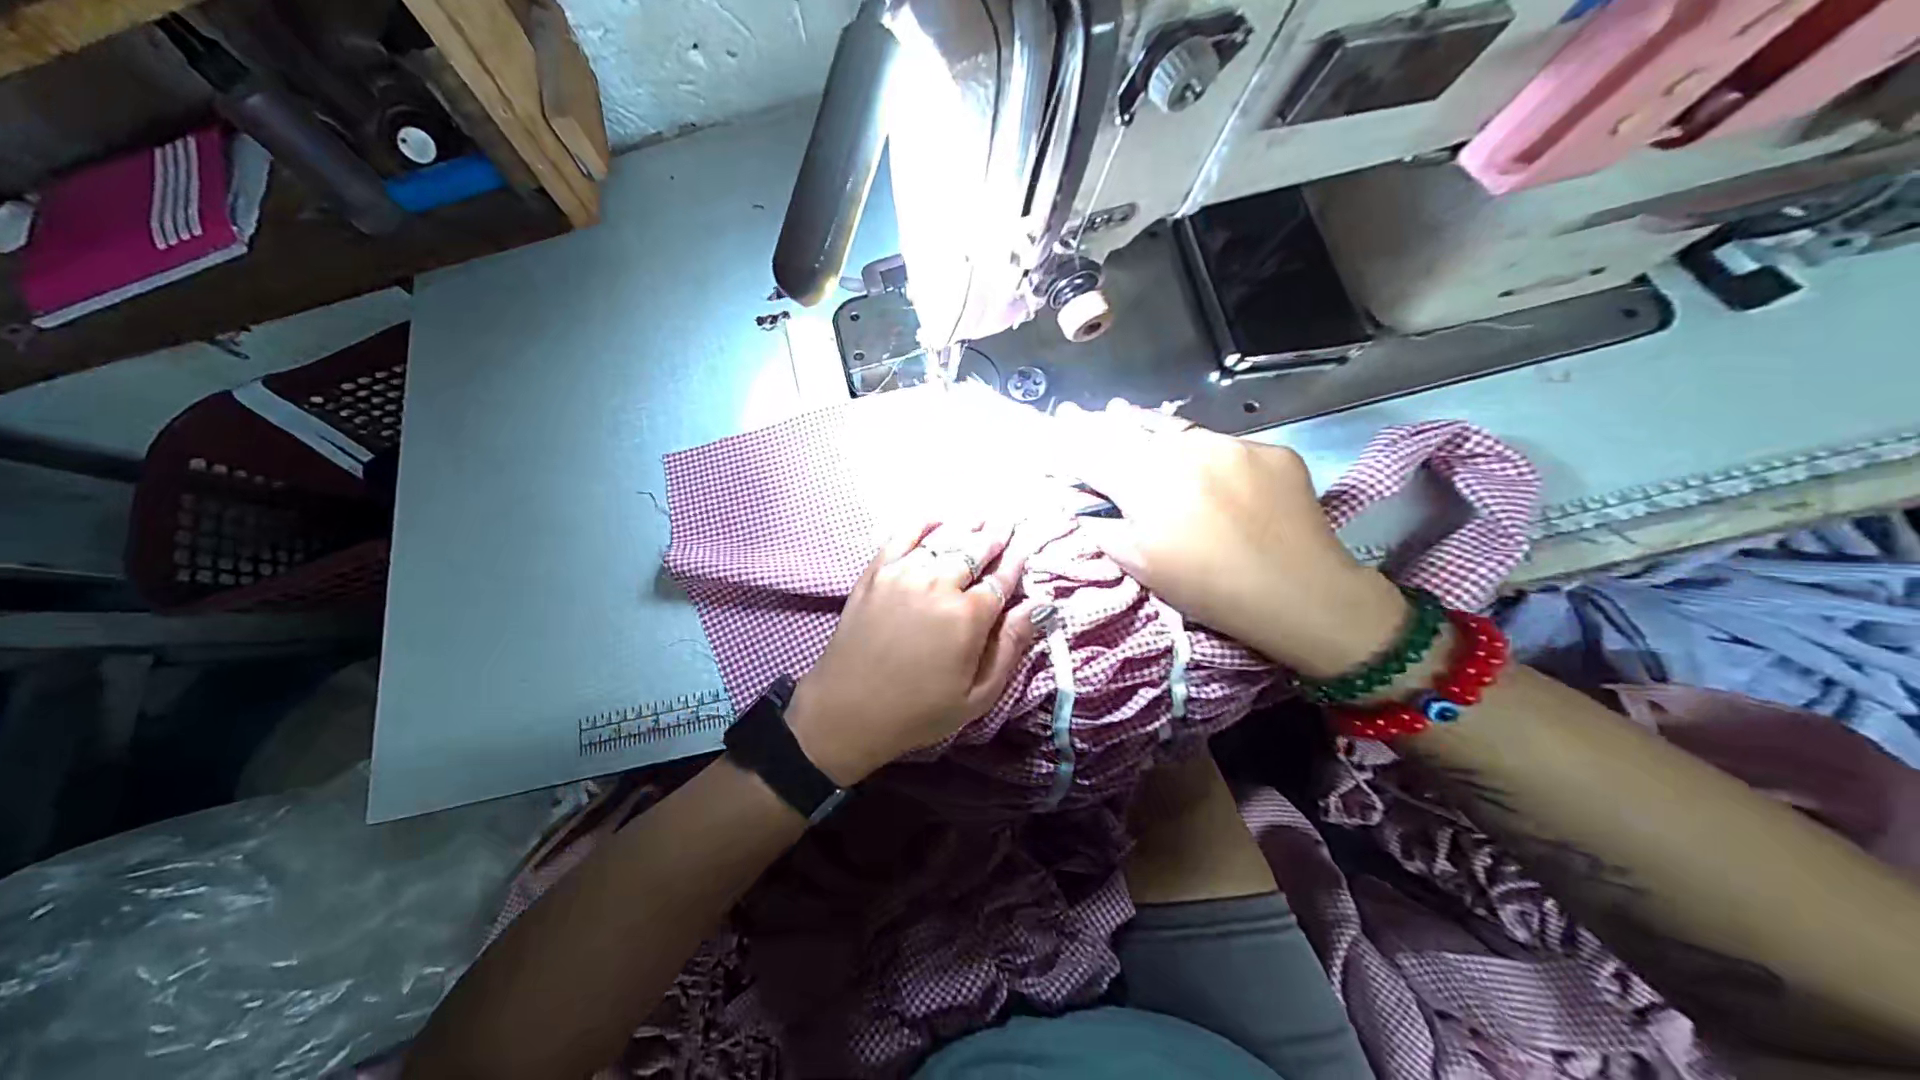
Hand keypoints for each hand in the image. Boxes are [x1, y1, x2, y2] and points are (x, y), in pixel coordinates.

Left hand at [786, 520, 1048, 785]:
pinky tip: (937, 517)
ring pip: (944, 538)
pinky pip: (902, 535)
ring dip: (967, 525)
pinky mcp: (876, 573)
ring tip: (983, 515)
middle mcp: (939, 584)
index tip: (1028, 544)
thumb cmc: (918, 711)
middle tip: (1010, 520)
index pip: (1002, 579)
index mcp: (968, 617)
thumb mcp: (978, 696)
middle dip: (996, 535)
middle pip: (976, 550)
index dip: (1017, 561)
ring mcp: (904, 574)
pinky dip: (923, 523)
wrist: (847, 712)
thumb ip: (1010, 648)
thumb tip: (1038, 607)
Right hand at [1054, 401, 1405, 677]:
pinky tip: (1197, 466)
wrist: (1302, 594)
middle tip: (1078, 415)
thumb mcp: (1141, 564)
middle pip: (1128, 427)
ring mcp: (1230, 444)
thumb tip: (1074, 497)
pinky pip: (1219, 443)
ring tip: (1123, 417)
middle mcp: (1184, 450)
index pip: (1091, 449)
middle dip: (1098, 423)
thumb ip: (1100, 524)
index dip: (1067, 440)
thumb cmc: (1208, 589)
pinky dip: (1198, 450)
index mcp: (1146, 482)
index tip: (1053, 429)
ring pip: (1173, 429)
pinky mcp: (1266, 448)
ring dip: (1144, 427)